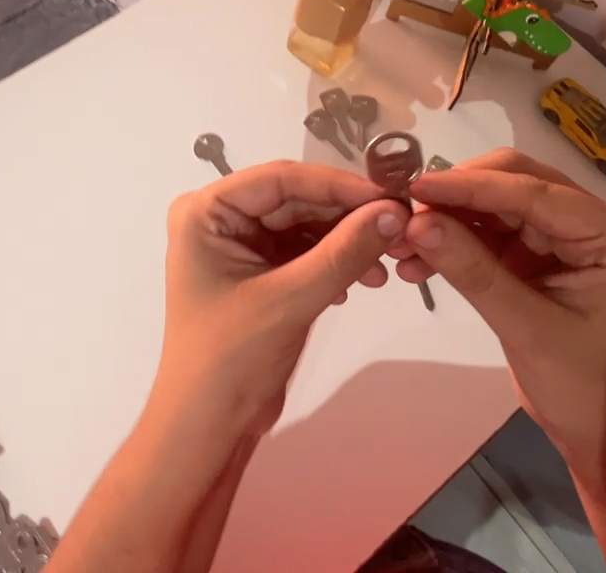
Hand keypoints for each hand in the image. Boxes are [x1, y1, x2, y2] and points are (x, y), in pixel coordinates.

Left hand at [154, 161, 407, 436]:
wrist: (209, 426)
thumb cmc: (231, 360)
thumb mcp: (290, 300)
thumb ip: (344, 252)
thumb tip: (394, 211)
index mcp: (206, 211)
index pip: (279, 179)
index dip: (336, 184)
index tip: (388, 194)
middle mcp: (219, 218)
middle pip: (294, 199)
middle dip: (346, 214)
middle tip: (399, 223)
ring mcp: (239, 244)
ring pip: (304, 224)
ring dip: (346, 240)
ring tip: (389, 260)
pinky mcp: (259, 269)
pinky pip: (303, 249)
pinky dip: (335, 260)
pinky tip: (365, 278)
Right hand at [396, 149, 605, 455]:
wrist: (605, 434)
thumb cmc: (584, 388)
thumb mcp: (527, 329)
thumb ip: (473, 271)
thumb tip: (415, 223)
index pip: (533, 192)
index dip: (470, 186)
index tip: (415, 188)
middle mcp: (592, 220)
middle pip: (513, 183)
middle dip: (456, 196)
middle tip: (403, 212)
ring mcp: (563, 234)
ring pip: (493, 203)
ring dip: (448, 218)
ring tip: (400, 240)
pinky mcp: (537, 250)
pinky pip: (487, 230)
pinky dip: (453, 240)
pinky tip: (416, 259)